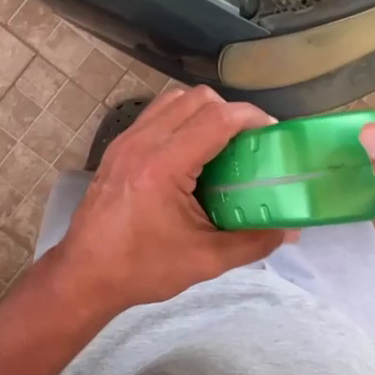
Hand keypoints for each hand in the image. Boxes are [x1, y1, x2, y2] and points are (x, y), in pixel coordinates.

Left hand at [47, 86, 292, 311]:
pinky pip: (156, 113)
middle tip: (249, 140)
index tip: (272, 133)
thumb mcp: (205, 260)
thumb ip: (252, 241)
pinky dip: (181, 118)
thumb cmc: (142, 268)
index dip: (250, 117)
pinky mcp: (118, 146)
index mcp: (164, 165)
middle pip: (197, 98)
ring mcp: (126, 140)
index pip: (216, 119)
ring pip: (174, 99)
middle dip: (230, 111)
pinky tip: (192, 151)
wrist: (84, 275)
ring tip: (221, 142)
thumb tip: (290, 229)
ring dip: (203, 110)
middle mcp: (143, 142)